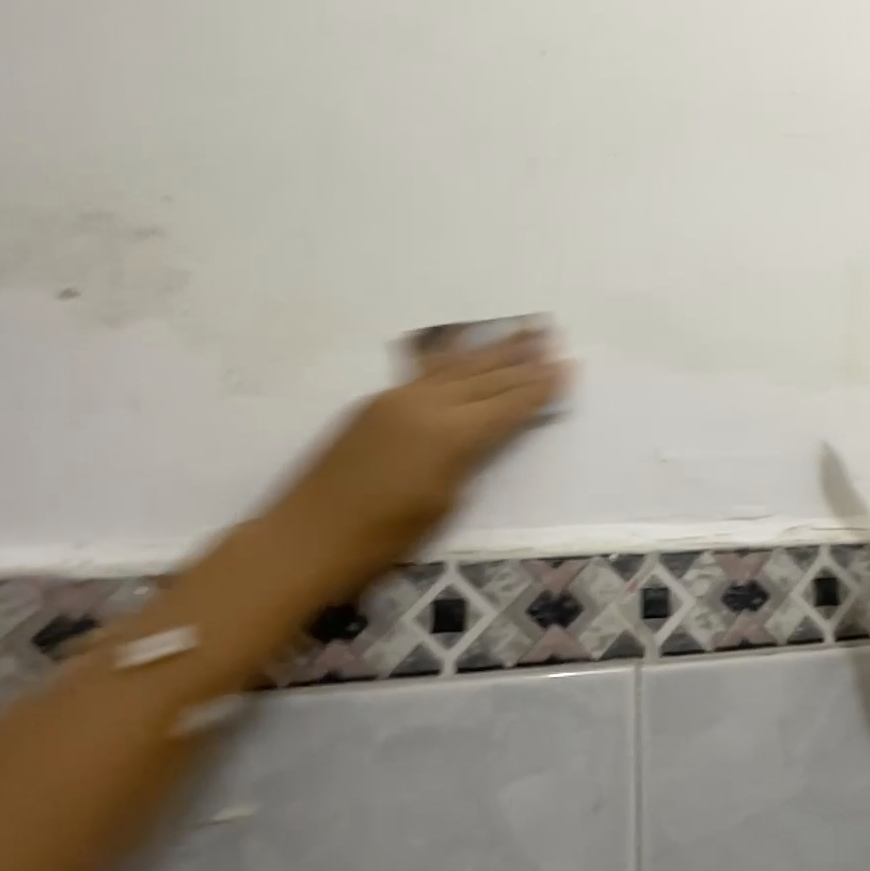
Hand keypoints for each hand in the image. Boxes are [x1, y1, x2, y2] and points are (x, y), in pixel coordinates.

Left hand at [270, 330, 567, 578]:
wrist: (304, 538)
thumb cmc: (382, 539)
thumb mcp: (442, 505)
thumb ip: (467, 460)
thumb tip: (479, 434)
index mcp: (451, 436)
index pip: (508, 405)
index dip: (539, 388)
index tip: (566, 368)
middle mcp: (428, 405)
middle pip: (487, 377)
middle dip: (523, 359)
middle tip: (551, 338)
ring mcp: (398, 398)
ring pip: (457, 365)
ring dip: (492, 348)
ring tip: (521, 331)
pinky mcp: (376, 402)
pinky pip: (427, 369)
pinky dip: (454, 355)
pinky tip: (466, 345)